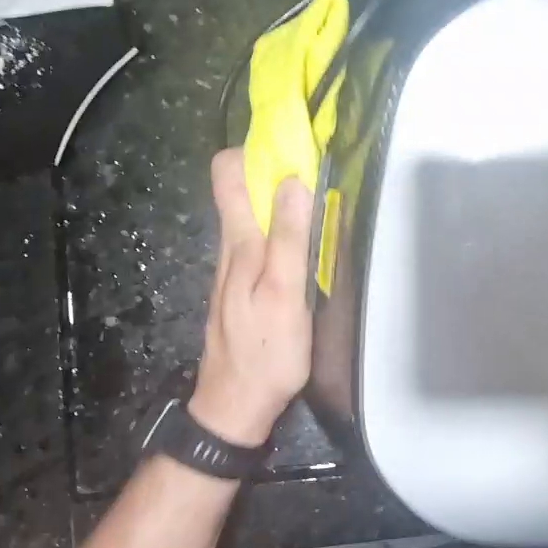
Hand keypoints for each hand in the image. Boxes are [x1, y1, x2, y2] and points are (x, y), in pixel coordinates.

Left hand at [189, 149, 314, 446]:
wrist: (235, 405)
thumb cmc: (266, 352)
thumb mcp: (284, 295)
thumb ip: (287, 239)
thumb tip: (291, 180)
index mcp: (239, 243)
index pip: (228, 173)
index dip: (254, 149)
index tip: (293, 142)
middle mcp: (231, 248)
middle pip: (241, 190)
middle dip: (274, 169)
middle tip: (318, 166)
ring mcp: (235, 270)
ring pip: (251, 216)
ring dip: (279, 199)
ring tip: (319, 198)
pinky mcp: (243, 289)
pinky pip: (258, 242)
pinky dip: (279, 230)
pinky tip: (304, 244)